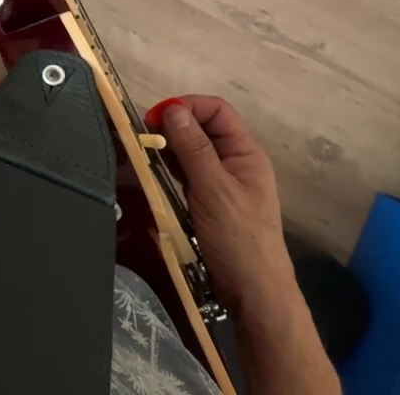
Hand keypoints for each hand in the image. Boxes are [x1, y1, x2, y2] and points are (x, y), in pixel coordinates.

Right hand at [155, 95, 293, 312]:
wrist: (253, 293)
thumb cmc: (238, 238)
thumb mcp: (214, 189)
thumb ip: (193, 148)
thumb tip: (173, 109)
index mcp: (245, 154)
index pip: (217, 111)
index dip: (187, 106)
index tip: (157, 118)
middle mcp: (234, 161)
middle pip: (202, 127)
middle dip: (174, 126)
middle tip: (146, 137)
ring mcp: (222, 181)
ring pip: (191, 149)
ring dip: (169, 147)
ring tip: (147, 154)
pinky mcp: (208, 198)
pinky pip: (186, 171)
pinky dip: (170, 167)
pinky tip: (156, 173)